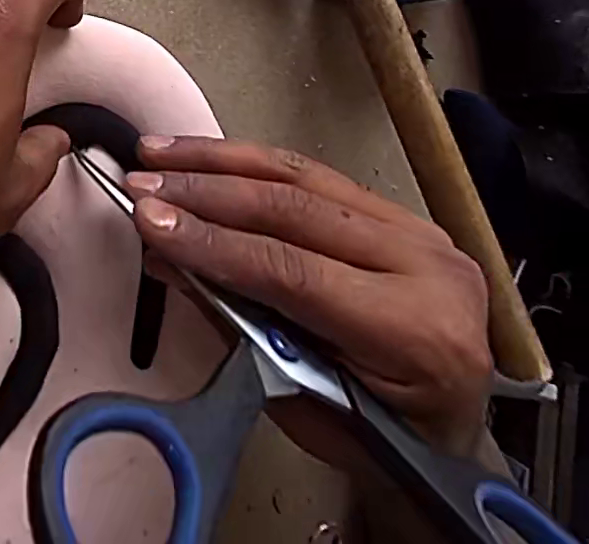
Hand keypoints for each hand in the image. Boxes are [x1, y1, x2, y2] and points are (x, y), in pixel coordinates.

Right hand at [127, 137, 490, 457]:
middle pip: (289, 209)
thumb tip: (170, 258)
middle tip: (143, 186)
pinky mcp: (390, 210)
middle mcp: (424, 269)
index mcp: (416, 332)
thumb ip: (233, 320)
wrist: (445, 430)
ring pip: (294, 173)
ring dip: (212, 160)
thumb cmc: (379, 435)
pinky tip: (199, 153)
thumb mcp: (299, 399)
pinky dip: (242, 158)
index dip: (210, 241)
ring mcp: (412, 230)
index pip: (290, 269)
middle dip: (200, 193)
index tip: (150, 221)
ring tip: (156, 154)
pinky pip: (305, 170)